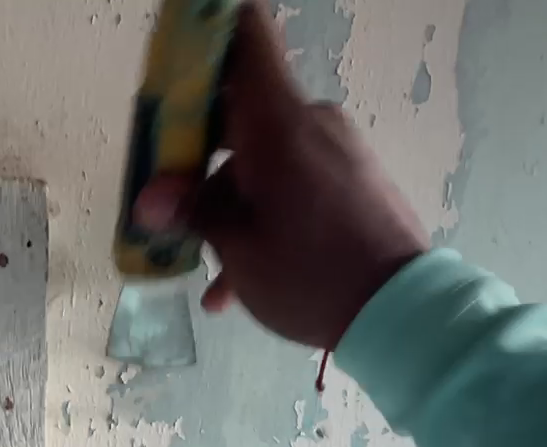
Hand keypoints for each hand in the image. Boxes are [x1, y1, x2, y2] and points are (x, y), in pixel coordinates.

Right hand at [132, 1, 429, 350]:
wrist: (399, 310)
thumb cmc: (309, 276)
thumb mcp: (239, 250)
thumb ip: (194, 214)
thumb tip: (148, 200)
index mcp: (279, 126)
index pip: (246, 37)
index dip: (205, 36)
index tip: (171, 63)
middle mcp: (308, 124)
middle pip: (238, 115)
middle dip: (195, 158)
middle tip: (165, 204)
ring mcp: (332, 152)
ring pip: (258, 163)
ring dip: (224, 209)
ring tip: (203, 269)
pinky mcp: (347, 181)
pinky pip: (288, 187)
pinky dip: (258, 222)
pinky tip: (232, 283)